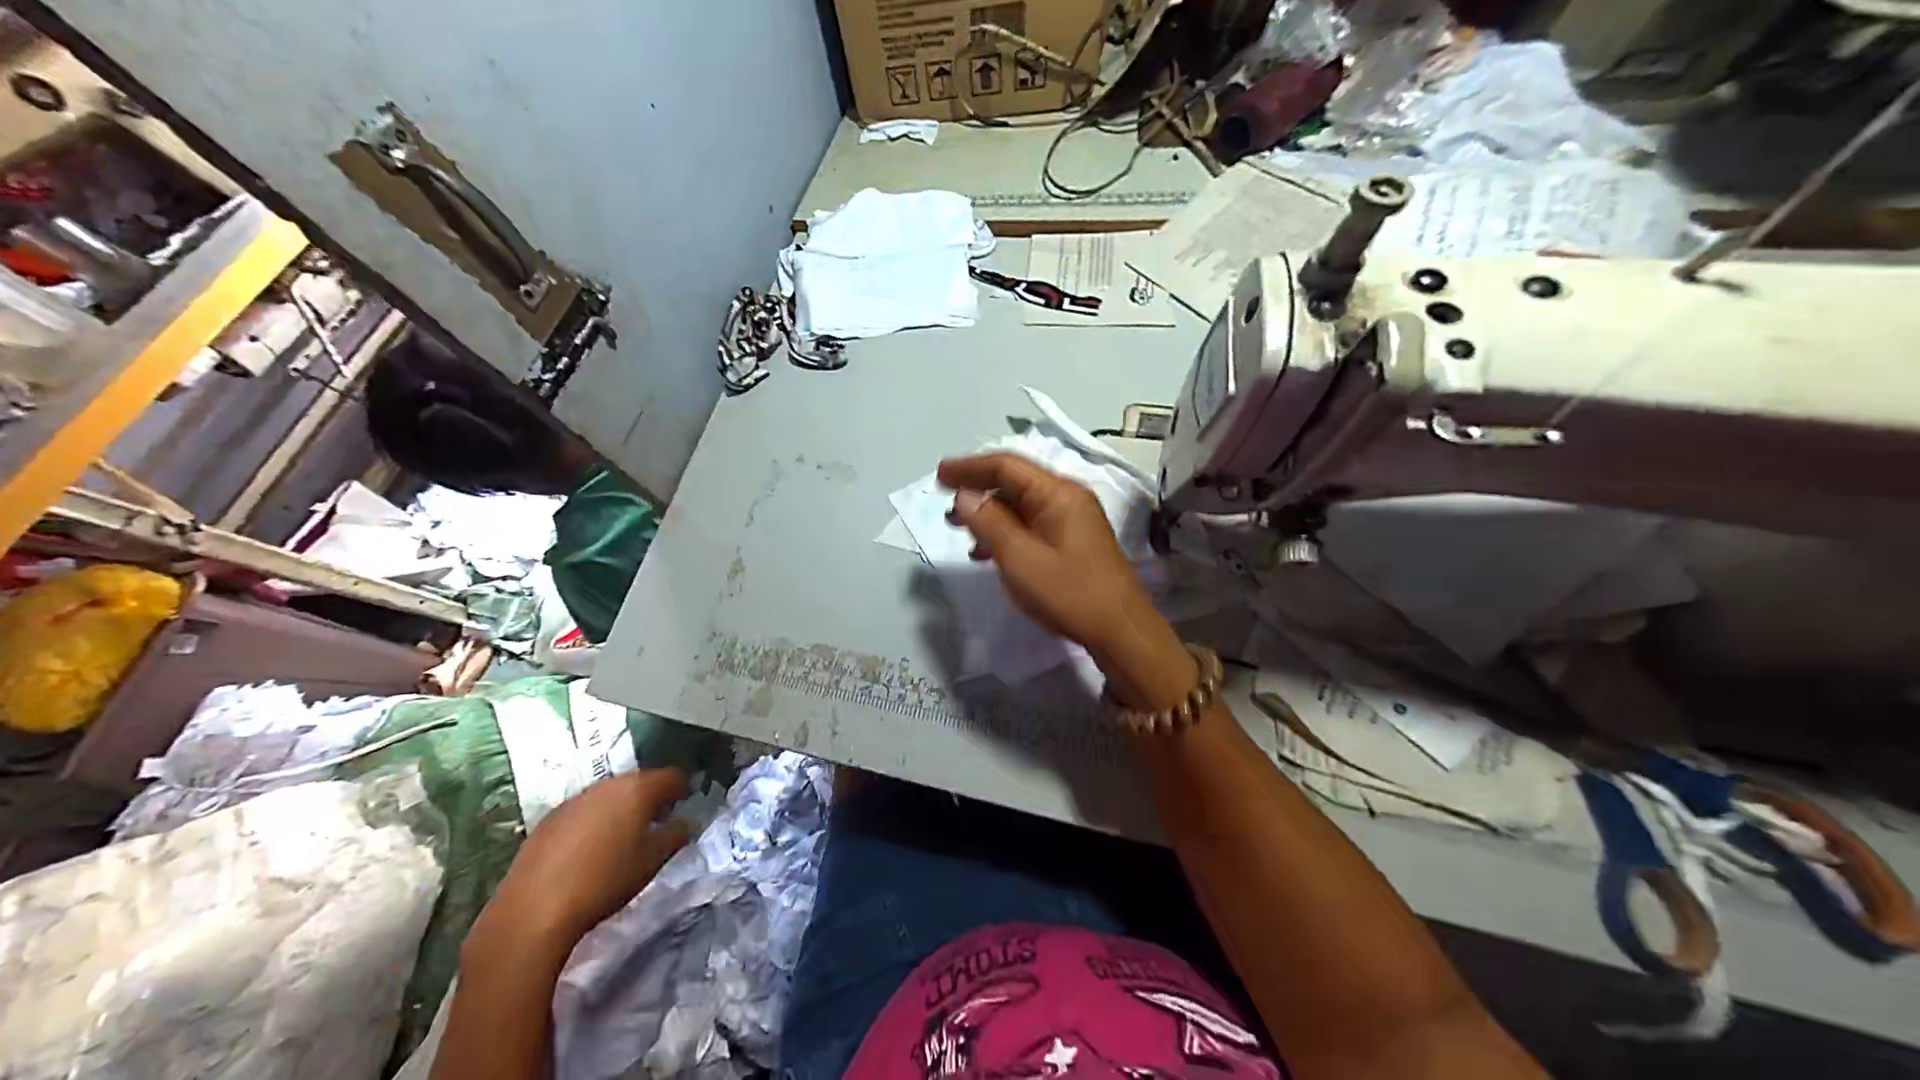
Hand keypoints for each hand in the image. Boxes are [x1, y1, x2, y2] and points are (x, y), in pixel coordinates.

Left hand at [471, 768, 691, 953]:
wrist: (535, 909)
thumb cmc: (605, 880)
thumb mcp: (651, 861)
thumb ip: (675, 836)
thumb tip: (686, 824)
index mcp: (637, 789)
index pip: (672, 776)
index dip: (684, 787)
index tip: (689, 801)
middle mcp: (607, 785)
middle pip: (639, 781)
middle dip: (653, 796)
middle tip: (661, 818)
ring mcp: (575, 800)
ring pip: (610, 794)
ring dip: (623, 806)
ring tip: (627, 833)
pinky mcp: (550, 818)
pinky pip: (585, 809)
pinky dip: (597, 818)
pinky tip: (593, 846)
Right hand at [939, 453, 1193, 708]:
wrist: (1120, 629)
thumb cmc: (1068, 592)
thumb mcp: (1019, 558)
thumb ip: (988, 522)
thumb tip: (965, 495)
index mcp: (1058, 493)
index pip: (1006, 466)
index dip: (969, 467)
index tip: (939, 476)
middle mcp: (1067, 497)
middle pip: (1014, 481)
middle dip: (977, 490)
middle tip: (945, 506)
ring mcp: (1072, 519)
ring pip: (1021, 504)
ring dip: (989, 514)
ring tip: (961, 531)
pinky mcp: (1072, 540)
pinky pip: (1032, 524)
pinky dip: (1006, 531)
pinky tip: (988, 553)